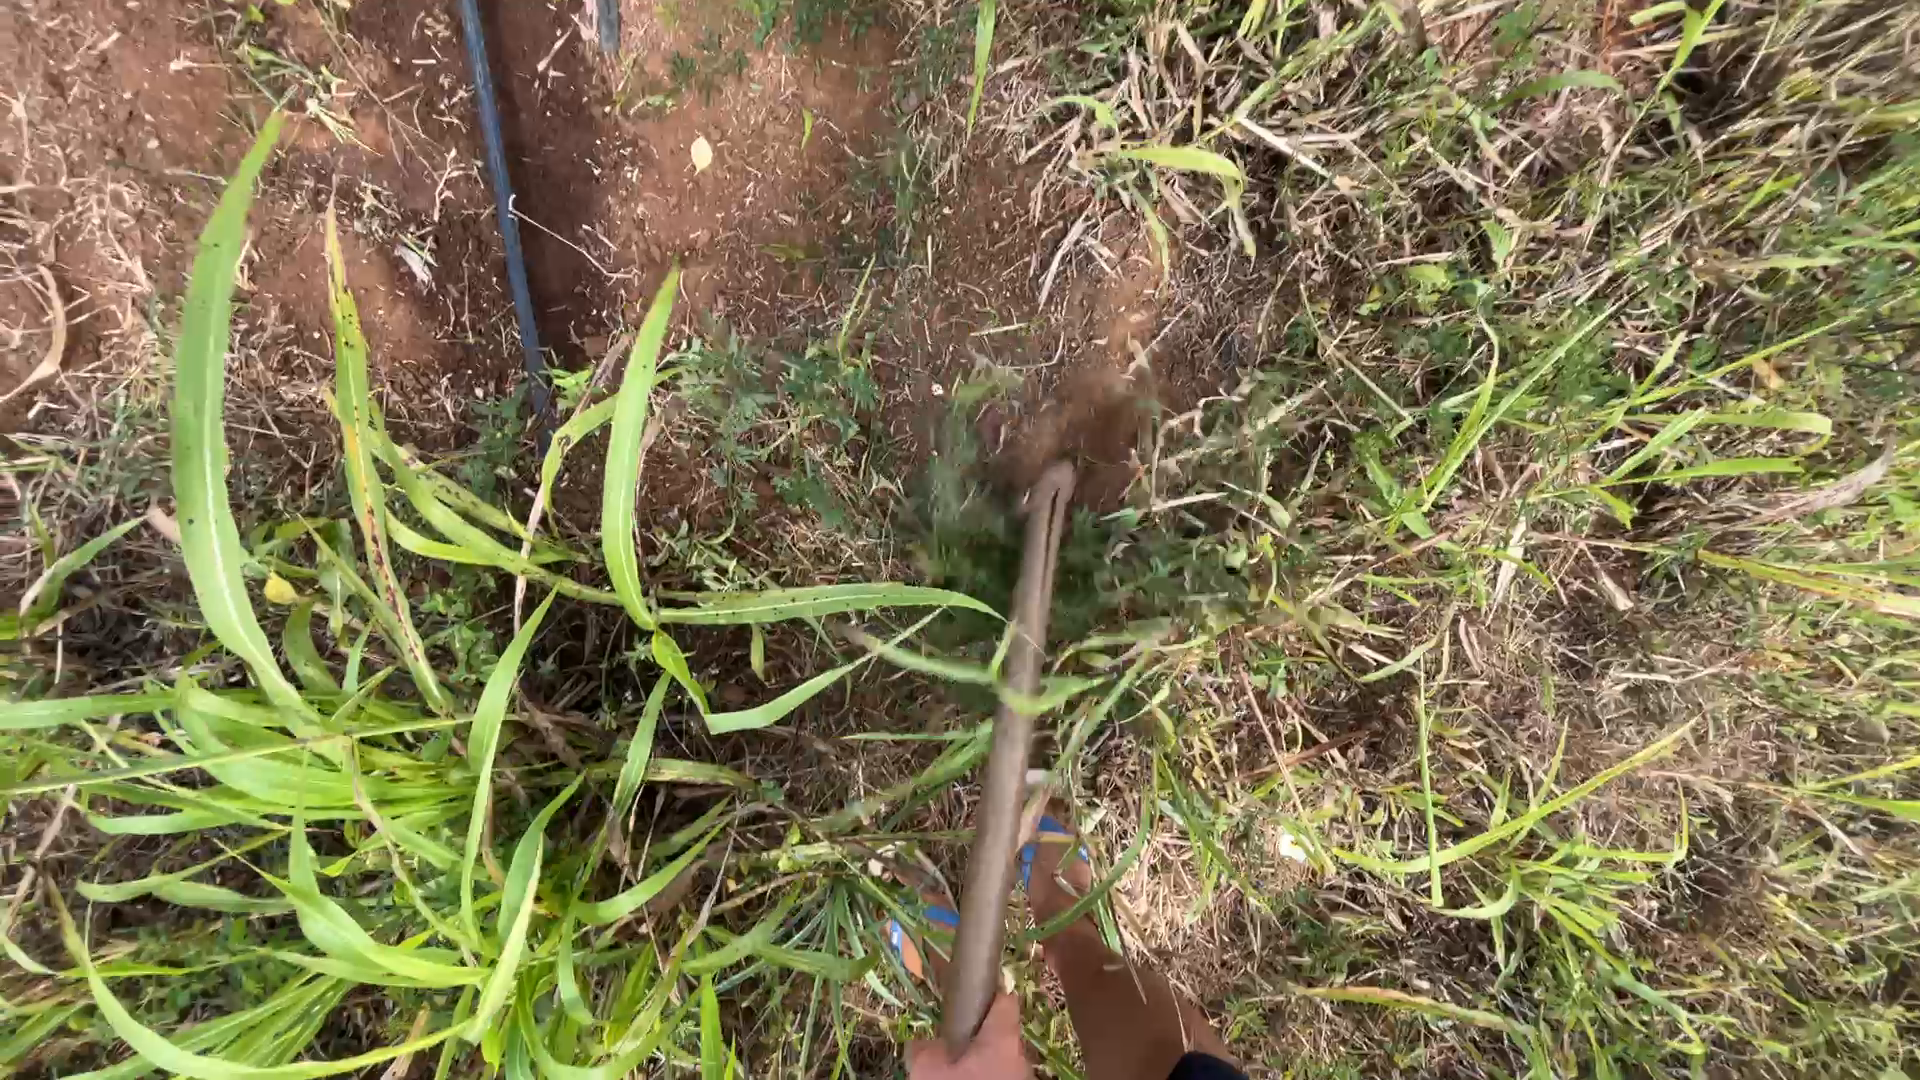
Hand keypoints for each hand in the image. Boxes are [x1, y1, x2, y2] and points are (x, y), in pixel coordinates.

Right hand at [907, 994, 1030, 1079]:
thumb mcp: (927, 1071)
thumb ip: (923, 1049)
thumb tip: (922, 1044)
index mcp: (1003, 1036)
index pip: (1004, 999)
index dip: (986, 995)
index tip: (964, 1001)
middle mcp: (1020, 1056)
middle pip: (999, 1035)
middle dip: (976, 1040)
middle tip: (950, 1050)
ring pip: (999, 1063)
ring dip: (980, 1067)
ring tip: (954, 1075)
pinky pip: (1000, 1079)